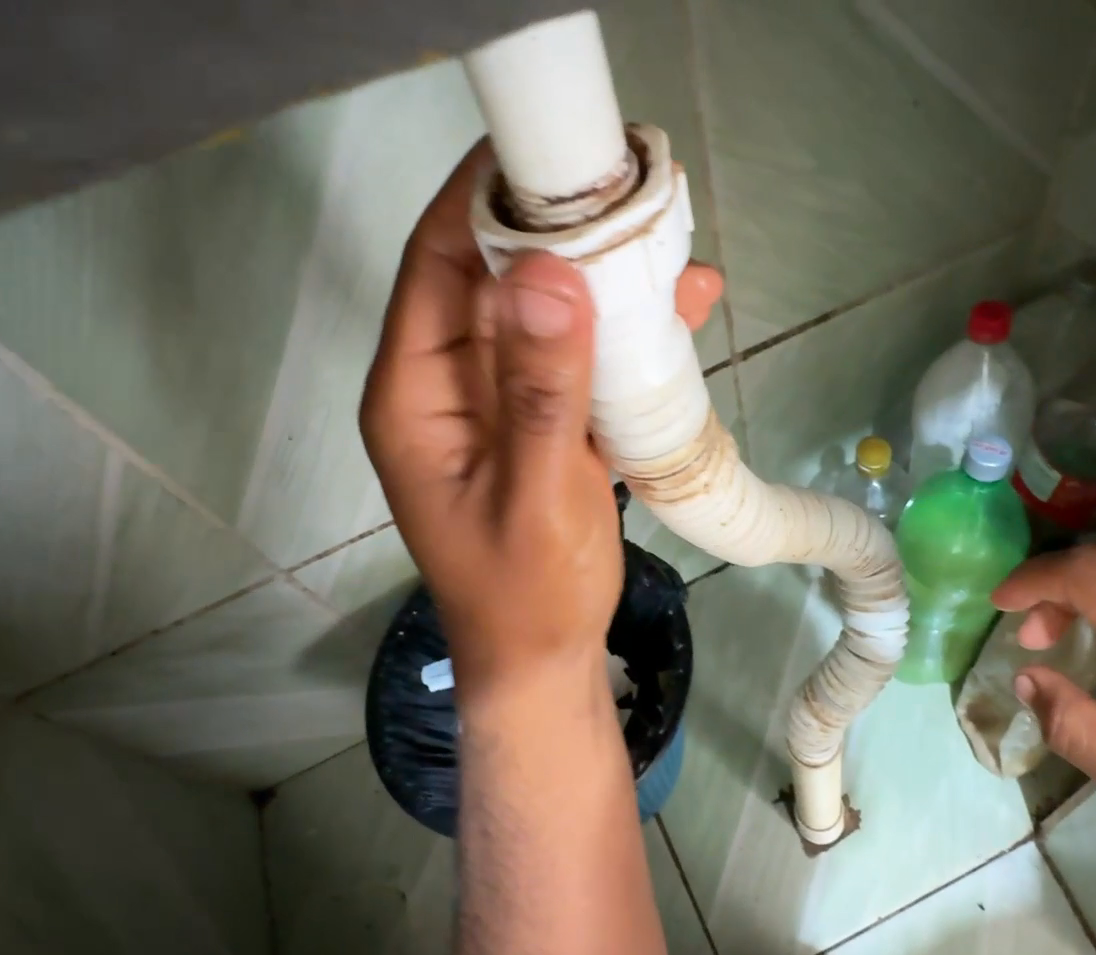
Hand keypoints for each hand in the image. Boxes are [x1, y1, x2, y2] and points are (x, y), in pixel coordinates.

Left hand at [360, 145, 722, 687]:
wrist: (545, 664)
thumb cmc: (529, 595)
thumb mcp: (536, 497)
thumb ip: (540, 392)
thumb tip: (547, 274)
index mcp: (417, 396)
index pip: (436, 265)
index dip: (482, 201)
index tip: (548, 150)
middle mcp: (449, 385)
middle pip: (493, 279)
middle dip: (553, 231)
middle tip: (624, 186)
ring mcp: (498, 403)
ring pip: (542, 314)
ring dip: (597, 279)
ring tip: (666, 241)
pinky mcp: (541, 422)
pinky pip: (574, 359)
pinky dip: (619, 335)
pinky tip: (678, 310)